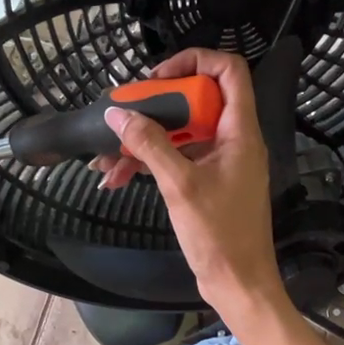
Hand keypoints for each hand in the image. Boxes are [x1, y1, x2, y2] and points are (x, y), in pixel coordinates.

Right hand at [93, 49, 283, 309]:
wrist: (239, 284)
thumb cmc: (219, 235)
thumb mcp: (180, 186)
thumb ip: (150, 145)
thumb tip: (118, 114)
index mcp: (240, 132)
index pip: (228, 71)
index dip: (195, 61)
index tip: (158, 77)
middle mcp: (233, 142)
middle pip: (194, 102)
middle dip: (153, 109)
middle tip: (122, 116)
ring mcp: (221, 164)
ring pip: (180, 136)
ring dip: (143, 142)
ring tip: (104, 159)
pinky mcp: (208, 186)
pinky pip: (177, 161)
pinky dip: (150, 165)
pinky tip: (116, 178)